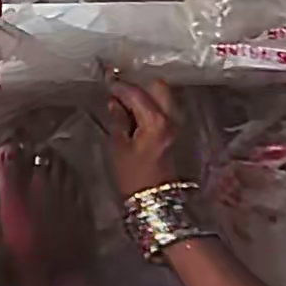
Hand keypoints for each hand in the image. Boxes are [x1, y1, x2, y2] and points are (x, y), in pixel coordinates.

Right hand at [104, 77, 191, 197]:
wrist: (157, 202)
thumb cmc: (134, 177)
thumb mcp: (119, 148)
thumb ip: (118, 120)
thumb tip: (114, 102)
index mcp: (155, 121)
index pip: (136, 93)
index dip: (120, 87)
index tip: (107, 83)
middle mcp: (171, 117)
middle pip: (158, 87)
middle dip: (139, 84)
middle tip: (120, 91)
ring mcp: (178, 123)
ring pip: (164, 96)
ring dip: (147, 93)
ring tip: (128, 101)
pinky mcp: (177, 131)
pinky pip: (166, 107)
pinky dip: (153, 103)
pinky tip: (138, 111)